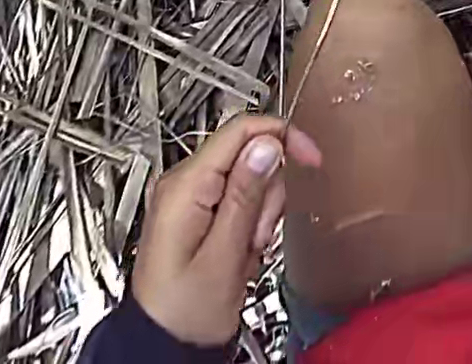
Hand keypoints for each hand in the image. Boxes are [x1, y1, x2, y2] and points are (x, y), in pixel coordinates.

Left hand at [131, 115, 323, 345]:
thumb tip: (267, 143)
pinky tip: (242, 248)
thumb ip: (246, 195)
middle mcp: (185, 180)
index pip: (240, 129)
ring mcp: (191, 193)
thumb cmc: (185, 315)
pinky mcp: (199, 207)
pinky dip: (251, 220)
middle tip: (259, 233)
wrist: (163, 350)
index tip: (309, 155)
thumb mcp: (223, 257)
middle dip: (267, 190)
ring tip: (247, 248)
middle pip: (248, 152)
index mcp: (186, 185)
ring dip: (261, 210)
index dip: (280, 135)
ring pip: (248, 175)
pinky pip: (240, 196)